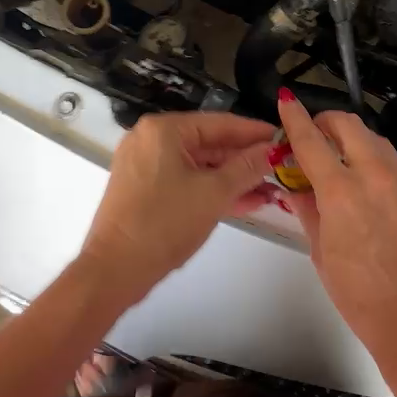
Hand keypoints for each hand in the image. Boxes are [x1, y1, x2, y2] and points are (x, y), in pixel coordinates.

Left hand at [80, 111, 277, 299]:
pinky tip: (244, 201)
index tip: (284, 137)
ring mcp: (145, 165)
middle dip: (246, 160)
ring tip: (270, 189)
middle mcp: (152, 139)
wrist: (113, 273)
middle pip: (210, 144)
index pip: (221, 123)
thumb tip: (274, 149)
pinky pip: (186, 181)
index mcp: (164, 129)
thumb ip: (248, 167)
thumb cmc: (164, 224)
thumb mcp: (214, 193)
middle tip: (280, 167)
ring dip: (232, 178)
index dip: (256, 132)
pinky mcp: (144, 190)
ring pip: (199, 165)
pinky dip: (211, 190)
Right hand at [277, 92, 396, 396]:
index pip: (312, 140)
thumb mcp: (323, 255)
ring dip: (354, 141)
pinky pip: (396, 162)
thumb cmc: (366, 300)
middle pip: (348, 125)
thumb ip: (309, 211)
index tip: (286, 101)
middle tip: (315, 134)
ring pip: (375, 140)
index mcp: (343, 192)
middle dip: (327, 122)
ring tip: (341, 163)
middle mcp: (377, 175)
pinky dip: (377, 163)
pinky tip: (371, 188)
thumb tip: (296, 186)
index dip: (295, 118)